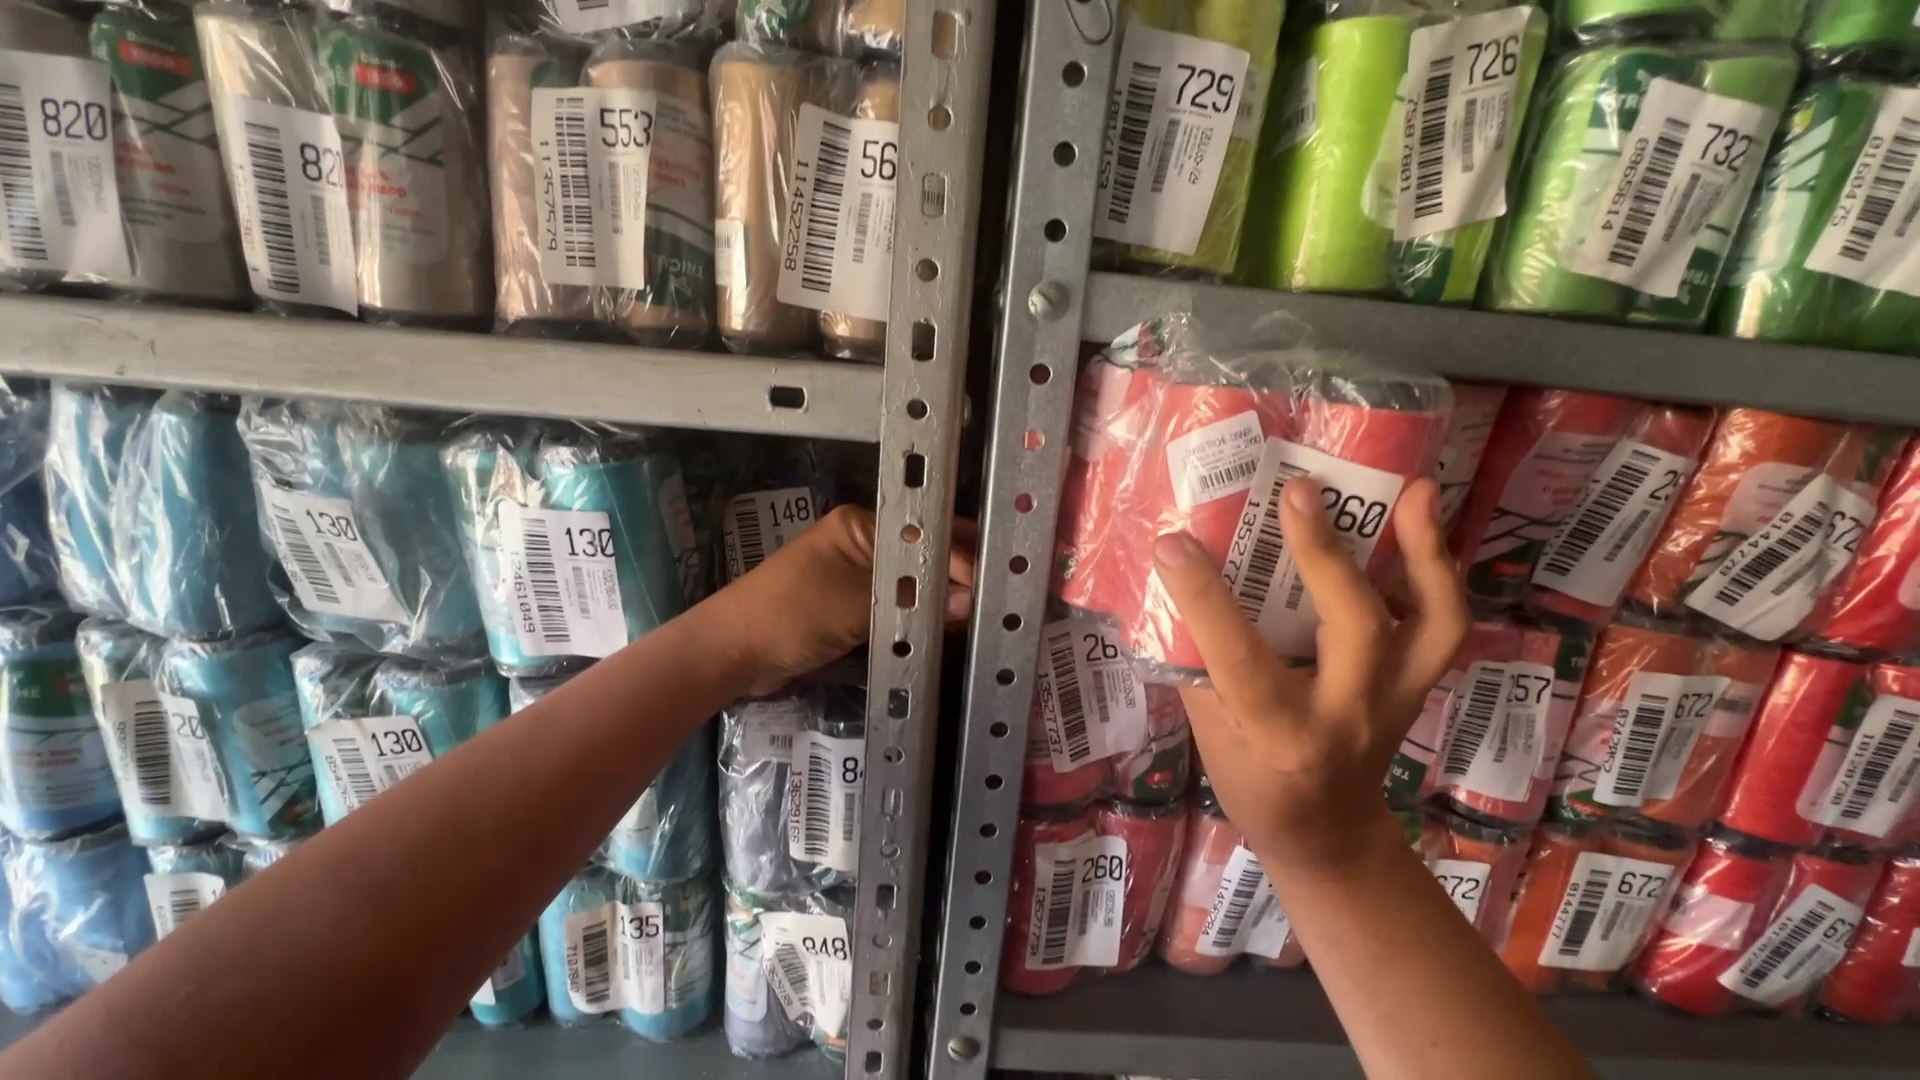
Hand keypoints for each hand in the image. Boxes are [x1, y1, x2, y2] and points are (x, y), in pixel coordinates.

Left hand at [714, 505, 976, 695]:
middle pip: (925, 558)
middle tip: (1000, 600)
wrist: (735, 652)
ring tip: (988, 616)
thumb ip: (913, 601)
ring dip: (944, 601)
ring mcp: (862, 579)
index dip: (964, 559)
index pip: (928, 534)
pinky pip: (900, 610)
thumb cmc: (789, 614)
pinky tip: (951, 630)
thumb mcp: (854, 604)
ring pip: (916, 586)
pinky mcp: (857, 610)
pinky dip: (922, 619)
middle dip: (960, 577)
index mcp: (863, 526)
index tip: (996, 584)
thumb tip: (969, 602)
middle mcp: (867, 546)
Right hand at [1151, 477, 1467, 876]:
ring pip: (1431, 623)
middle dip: (1324, 554)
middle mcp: (1348, 715)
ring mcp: (1396, 700)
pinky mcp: (1419, 687)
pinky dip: (1437, 570)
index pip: (1239, 658)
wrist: (1329, 835)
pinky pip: (1443, 624)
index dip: (1203, 597)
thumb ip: (1202, 666)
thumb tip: (1180, 588)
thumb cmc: (1254, 786)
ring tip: (1413, 490)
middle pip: (1353, 626)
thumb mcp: (1210, 736)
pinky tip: (1421, 522)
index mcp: (1281, 734)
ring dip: (1424, 551)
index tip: (1172, 543)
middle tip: (1297, 491)